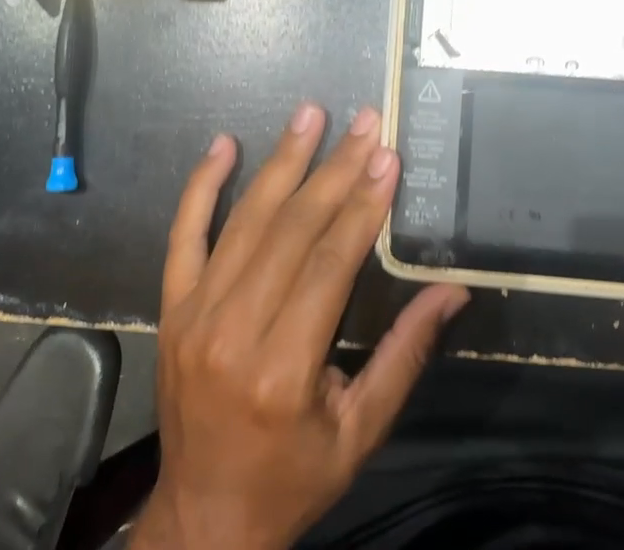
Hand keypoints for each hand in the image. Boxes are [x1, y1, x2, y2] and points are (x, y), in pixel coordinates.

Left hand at [129, 104, 470, 549]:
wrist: (205, 518)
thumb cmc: (292, 478)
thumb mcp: (360, 430)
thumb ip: (404, 354)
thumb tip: (452, 291)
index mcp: (283, 367)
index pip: (329, 263)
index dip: (362, 205)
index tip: (387, 156)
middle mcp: (232, 330)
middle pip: (290, 230)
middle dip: (334, 170)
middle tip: (365, 122)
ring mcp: (193, 314)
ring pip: (243, 222)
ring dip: (281, 162)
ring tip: (311, 114)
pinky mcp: (172, 309)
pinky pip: (183, 237)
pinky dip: (201, 187)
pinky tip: (223, 145)